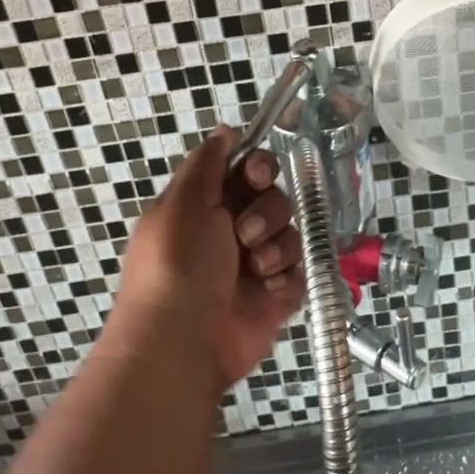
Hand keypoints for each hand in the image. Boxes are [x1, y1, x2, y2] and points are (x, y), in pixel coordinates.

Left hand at [111, 126, 306, 391]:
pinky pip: (299, 272)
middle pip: (274, 199)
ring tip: (256, 268)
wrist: (180, 343)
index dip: (259, 168)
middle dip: (267, 212)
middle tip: (245, 234)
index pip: (245, 171)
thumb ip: (207, 163)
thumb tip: (225, 130)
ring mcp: (254, 267)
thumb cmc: (175, 266)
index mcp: (204, 207)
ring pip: (290, 234)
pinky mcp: (274, 298)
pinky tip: (268, 290)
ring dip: (276, 247)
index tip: (257, 176)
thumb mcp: (182, 204)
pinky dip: (286, 278)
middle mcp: (231, 232)